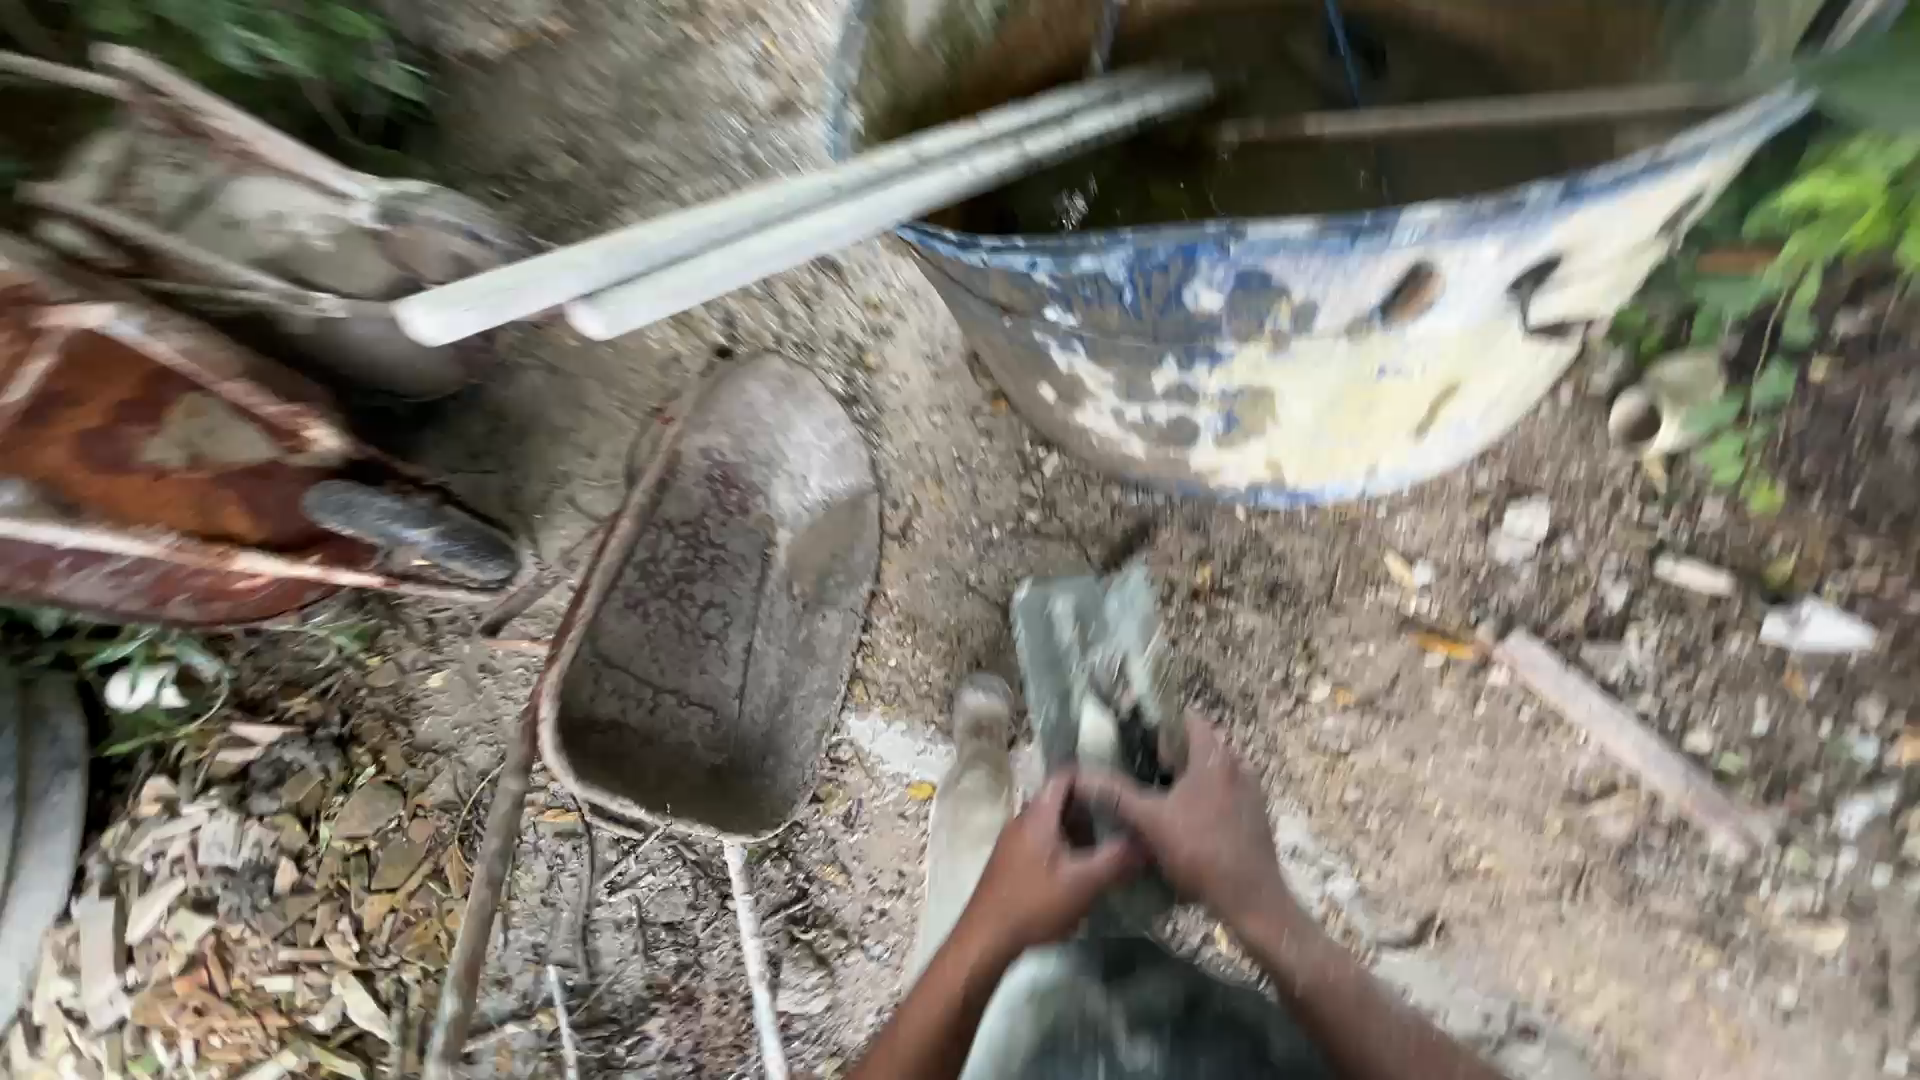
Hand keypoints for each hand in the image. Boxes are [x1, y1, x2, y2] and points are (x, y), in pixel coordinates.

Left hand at [954, 773, 1143, 957]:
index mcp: (1038, 814)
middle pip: (1059, 800)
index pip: (1065, 776)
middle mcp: (1023, 819)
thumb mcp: (1082, 883)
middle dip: (1090, 810)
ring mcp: (1013, 840)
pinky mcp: (1010, 861)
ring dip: (1077, 832)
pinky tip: (1077, 873)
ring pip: (1051, 823)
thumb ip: (1116, 861)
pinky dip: (1062, 847)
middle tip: (1119, 824)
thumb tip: (1148, 843)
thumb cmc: (1034, 903)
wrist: (986, 937)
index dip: (1092, 778)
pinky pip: (1041, 841)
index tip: (1119, 791)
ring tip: (1104, 850)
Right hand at [1076, 711, 1296, 933]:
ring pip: (1218, 771)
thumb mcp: (1150, 822)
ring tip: (1168, 794)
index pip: (1192, 720)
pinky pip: (1230, 794)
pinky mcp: (1257, 818)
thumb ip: (1116, 796)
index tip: (1145, 736)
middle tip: (1151, 767)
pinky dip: (1211, 797)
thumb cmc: (1200, 850)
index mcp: (1214, 758)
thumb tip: (1080, 778)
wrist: (1252, 900)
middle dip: (1179, 752)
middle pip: (1205, 745)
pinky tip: (1192, 821)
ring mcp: (1252, 793)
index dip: (1167, 723)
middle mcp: (1238, 767)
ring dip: (1195, 776)